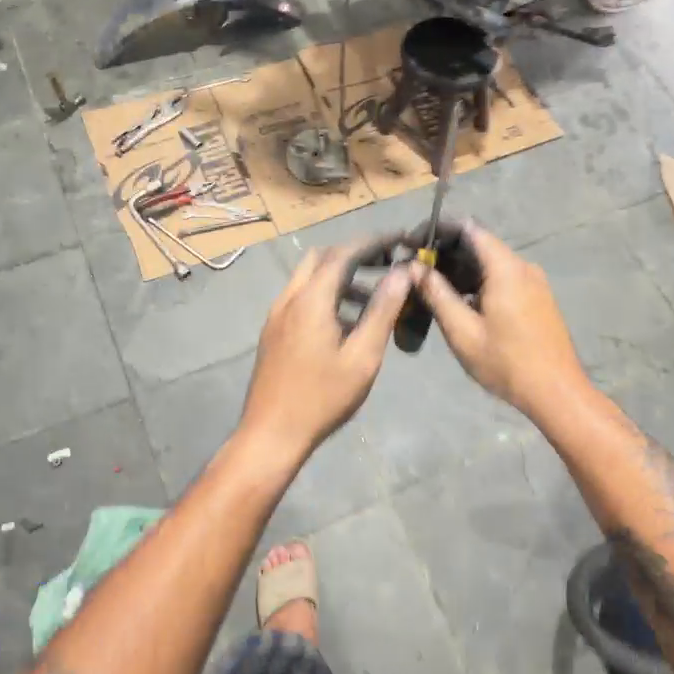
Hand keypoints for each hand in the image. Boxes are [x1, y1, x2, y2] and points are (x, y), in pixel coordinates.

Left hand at [238, 243, 409, 455]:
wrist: (271, 433)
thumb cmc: (322, 398)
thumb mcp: (363, 356)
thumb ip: (382, 311)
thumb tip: (402, 273)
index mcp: (311, 300)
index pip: (344, 253)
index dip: (374, 242)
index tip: (400, 240)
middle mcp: (289, 299)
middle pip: (322, 258)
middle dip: (355, 254)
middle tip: (386, 264)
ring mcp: (277, 315)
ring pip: (310, 279)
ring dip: (341, 278)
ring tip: (375, 299)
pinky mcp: (274, 332)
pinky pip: (302, 299)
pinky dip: (326, 295)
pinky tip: (347, 323)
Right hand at [411, 223, 587, 414]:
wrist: (556, 392)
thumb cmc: (506, 363)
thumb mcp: (463, 332)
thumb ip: (437, 295)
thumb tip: (414, 268)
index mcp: (506, 268)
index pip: (469, 229)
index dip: (439, 231)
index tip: (413, 244)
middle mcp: (523, 266)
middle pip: (480, 244)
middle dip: (447, 253)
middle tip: (417, 271)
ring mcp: (534, 281)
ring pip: (491, 262)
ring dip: (462, 270)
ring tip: (433, 289)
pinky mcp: (538, 297)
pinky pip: (504, 278)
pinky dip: (480, 282)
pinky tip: (461, 303)